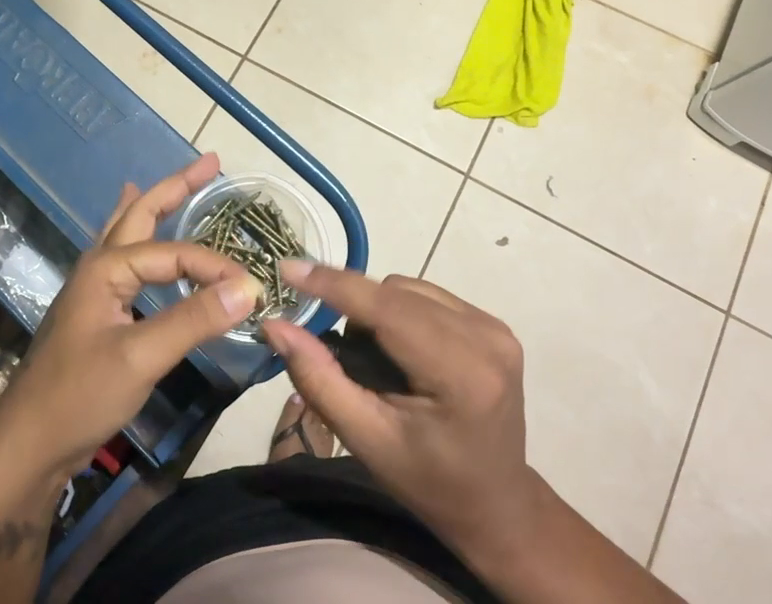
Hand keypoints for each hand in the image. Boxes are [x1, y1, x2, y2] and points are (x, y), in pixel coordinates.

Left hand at [0, 154, 261, 480]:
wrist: (30, 443)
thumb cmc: (80, 395)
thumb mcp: (141, 357)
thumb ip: (193, 319)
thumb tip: (248, 288)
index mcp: (106, 268)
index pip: (173, 253)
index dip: (214, 267)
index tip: (252, 290)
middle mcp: (97, 268)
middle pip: (139, 213)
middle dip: (175, 187)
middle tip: (211, 163)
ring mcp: (93, 290)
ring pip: (126, 234)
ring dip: (152, 206)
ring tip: (173, 185)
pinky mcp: (95, 315)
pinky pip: (123, 262)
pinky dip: (139, 242)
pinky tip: (142, 247)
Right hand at [262, 264, 538, 548]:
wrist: (494, 503)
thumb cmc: (426, 480)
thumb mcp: (364, 439)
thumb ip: (318, 378)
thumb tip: (275, 325)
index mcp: (462, 373)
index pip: (387, 309)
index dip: (334, 284)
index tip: (288, 268)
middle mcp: (487, 339)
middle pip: (396, 294)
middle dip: (355, 309)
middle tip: (335, 350)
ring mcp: (496, 329)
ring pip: (410, 289)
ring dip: (377, 310)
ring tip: (372, 360)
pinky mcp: (495, 326)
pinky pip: (427, 297)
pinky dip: (400, 312)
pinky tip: (399, 351)